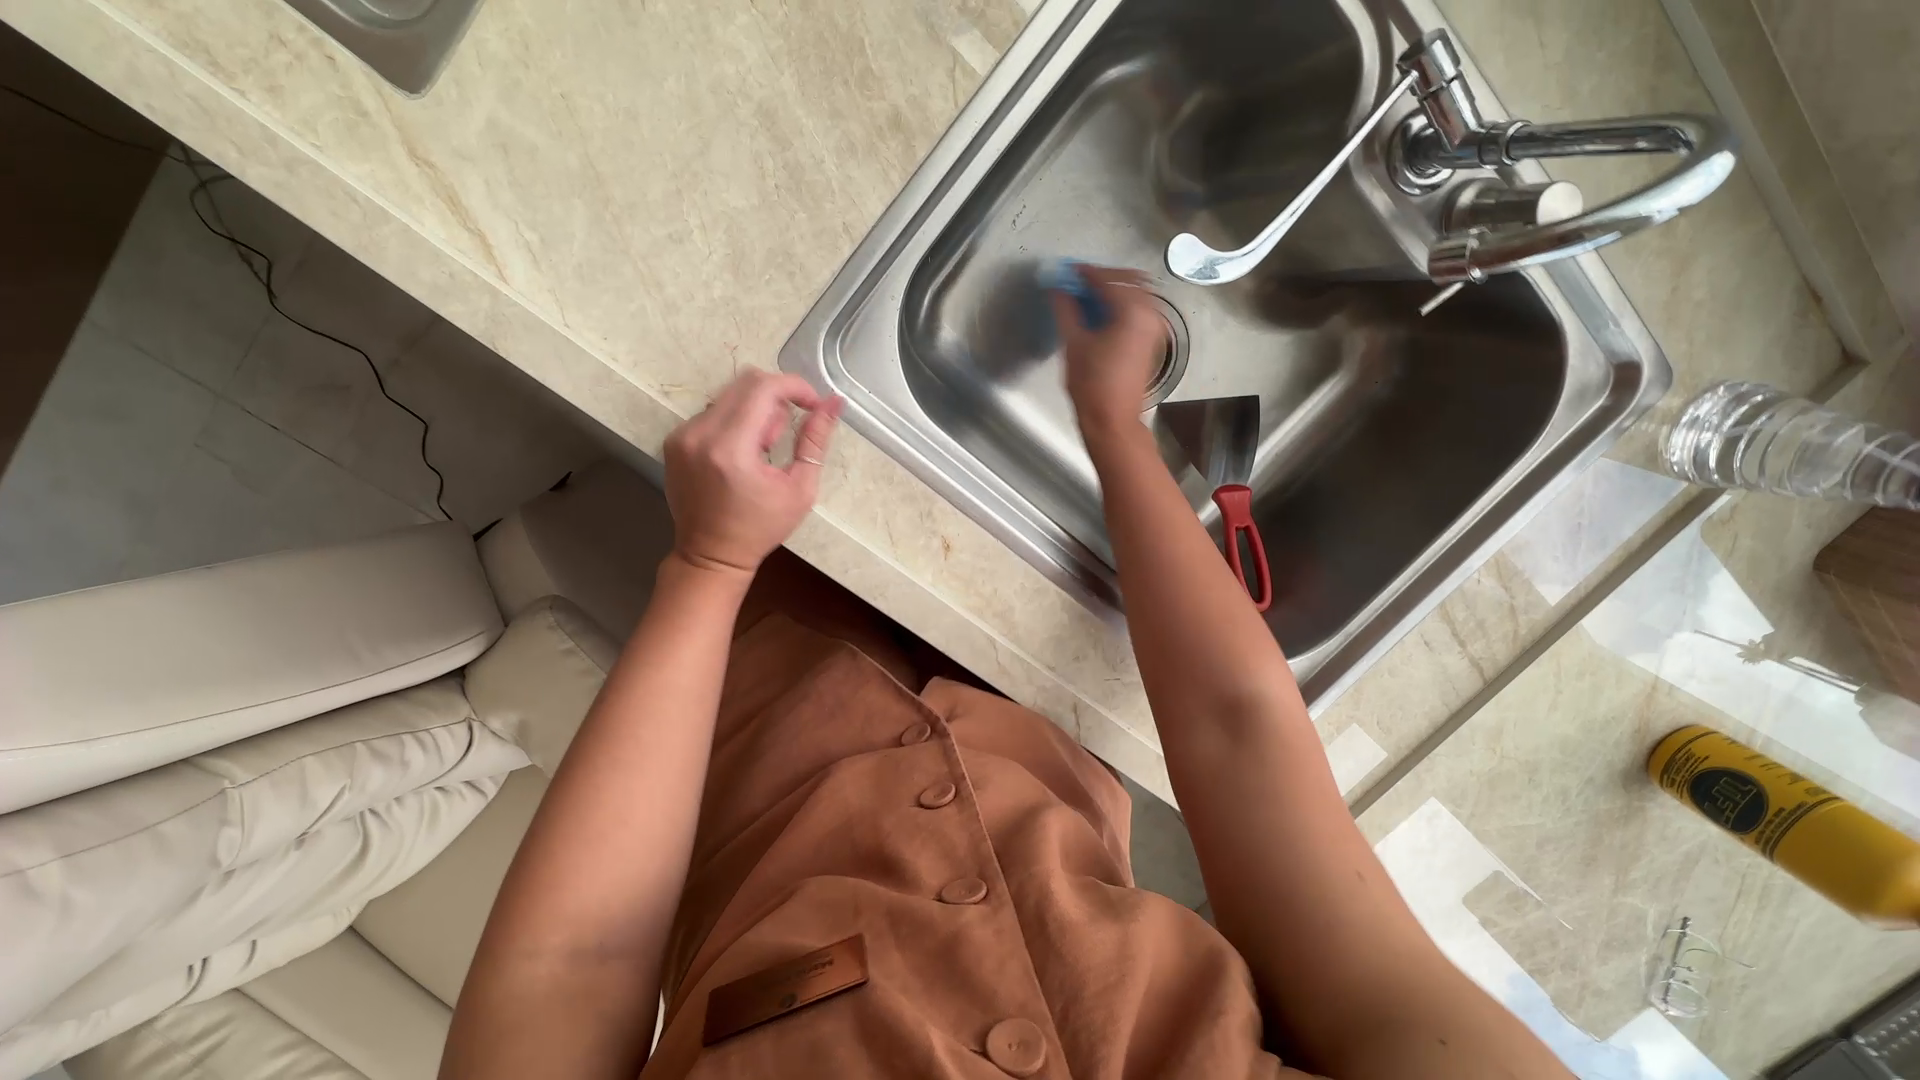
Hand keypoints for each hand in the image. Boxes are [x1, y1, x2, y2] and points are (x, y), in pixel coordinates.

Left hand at [663, 371, 843, 576]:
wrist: (710, 555)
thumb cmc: (760, 528)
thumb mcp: (799, 489)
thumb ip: (815, 442)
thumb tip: (833, 402)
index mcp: (731, 448)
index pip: (764, 388)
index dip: (795, 387)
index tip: (813, 404)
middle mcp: (699, 434)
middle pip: (745, 383)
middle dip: (776, 398)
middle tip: (784, 434)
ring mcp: (681, 436)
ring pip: (729, 395)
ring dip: (754, 411)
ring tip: (761, 450)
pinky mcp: (674, 440)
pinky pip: (712, 411)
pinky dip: (734, 422)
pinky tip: (741, 455)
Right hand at [1048, 265, 1167, 435]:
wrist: (1112, 419)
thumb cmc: (1092, 385)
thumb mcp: (1074, 344)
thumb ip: (1066, 309)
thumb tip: (1058, 288)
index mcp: (1131, 311)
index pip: (1106, 279)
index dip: (1084, 272)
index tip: (1066, 270)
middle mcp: (1149, 314)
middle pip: (1127, 279)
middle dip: (1102, 276)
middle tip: (1077, 281)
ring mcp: (1153, 326)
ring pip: (1135, 292)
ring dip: (1112, 288)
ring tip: (1086, 296)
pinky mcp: (1151, 339)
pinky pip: (1139, 307)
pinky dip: (1121, 302)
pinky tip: (1101, 311)